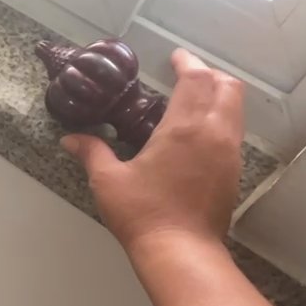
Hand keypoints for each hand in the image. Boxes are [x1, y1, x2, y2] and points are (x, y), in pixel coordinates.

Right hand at [61, 48, 243, 252]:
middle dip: (208, 74)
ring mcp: (229, 151)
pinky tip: (197, 132)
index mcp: (184, 129)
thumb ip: (92, 153)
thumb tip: (71, 139)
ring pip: (234, 107)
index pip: (195, 80)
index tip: (176, 57)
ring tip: (193, 99)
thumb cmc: (141, 212)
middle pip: (226, 87)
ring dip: (218, 95)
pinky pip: (232, 130)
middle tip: (186, 74)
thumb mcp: (107, 180)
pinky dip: (220, 118)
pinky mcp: (233, 170)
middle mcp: (214, 133)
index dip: (187, 63)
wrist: (179, 248)